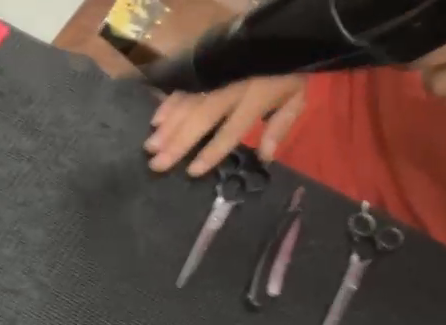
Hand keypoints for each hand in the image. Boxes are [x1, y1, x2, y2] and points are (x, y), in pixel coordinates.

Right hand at [146, 76, 306, 175]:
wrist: (283, 31)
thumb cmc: (286, 73)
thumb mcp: (294, 98)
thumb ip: (280, 126)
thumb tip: (265, 156)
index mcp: (258, 97)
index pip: (231, 129)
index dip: (212, 151)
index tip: (192, 171)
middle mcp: (233, 88)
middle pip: (202, 118)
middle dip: (179, 142)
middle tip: (157, 164)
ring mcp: (217, 76)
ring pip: (189, 104)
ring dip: (168, 127)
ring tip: (151, 147)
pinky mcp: (206, 67)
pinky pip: (183, 87)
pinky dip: (168, 104)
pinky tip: (155, 121)